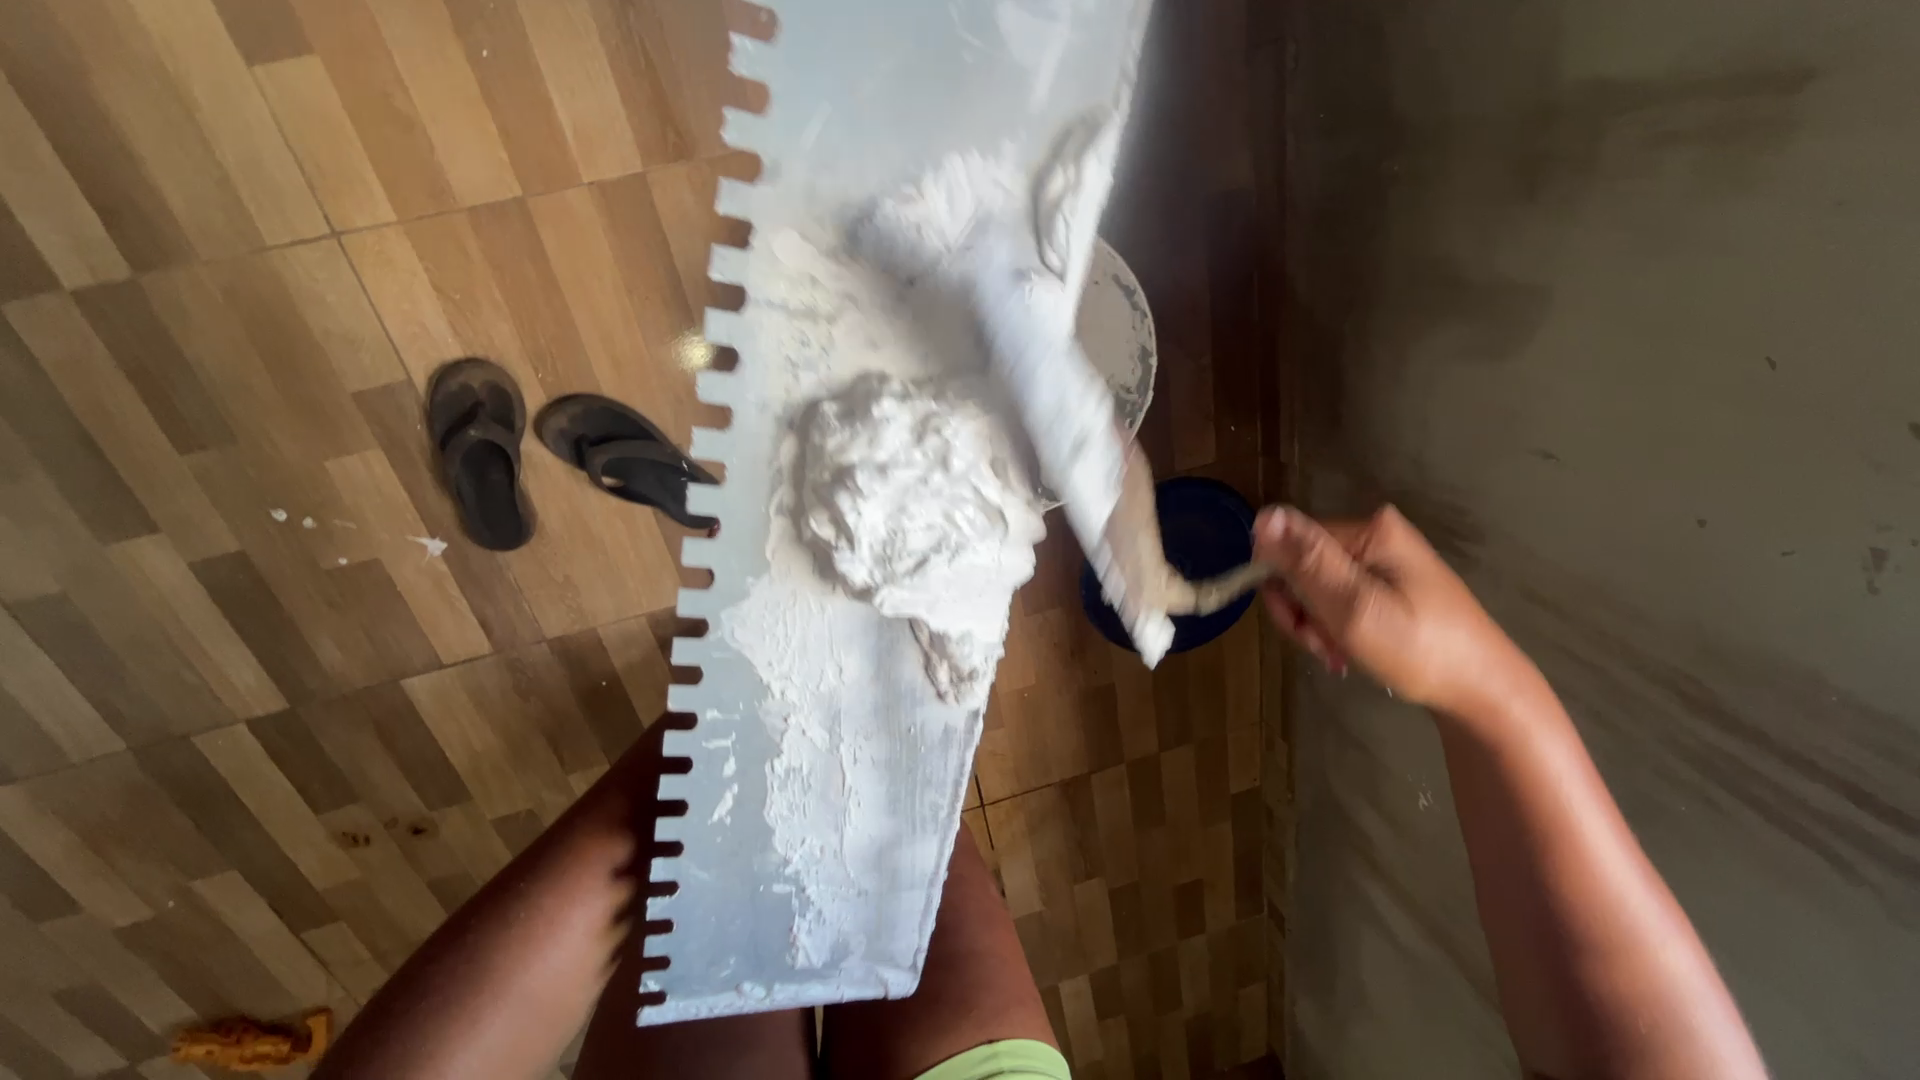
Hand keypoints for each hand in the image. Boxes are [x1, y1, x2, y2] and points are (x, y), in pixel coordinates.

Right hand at [1253, 504, 1533, 716]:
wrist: (1482, 692)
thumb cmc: (1418, 650)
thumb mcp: (1353, 608)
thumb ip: (1306, 562)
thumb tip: (1263, 514)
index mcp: (1368, 531)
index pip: (1288, 544)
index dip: (1282, 588)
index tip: (1301, 627)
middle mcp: (1374, 535)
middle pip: (1300, 565)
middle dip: (1301, 611)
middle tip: (1323, 647)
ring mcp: (1383, 560)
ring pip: (1315, 586)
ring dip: (1315, 624)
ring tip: (1338, 655)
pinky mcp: (1389, 583)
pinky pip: (1338, 597)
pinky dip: (1334, 627)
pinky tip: (1348, 652)